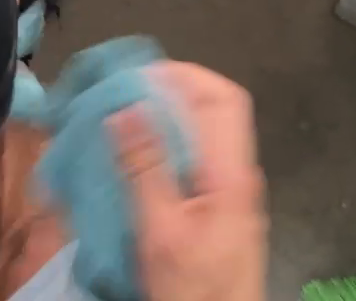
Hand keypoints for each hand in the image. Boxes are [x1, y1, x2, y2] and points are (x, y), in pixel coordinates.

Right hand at [110, 63, 267, 300]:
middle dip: (166, 91)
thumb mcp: (161, 232)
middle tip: (122, 96)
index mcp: (231, 172)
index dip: (185, 75)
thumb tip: (127, 104)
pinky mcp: (215, 207)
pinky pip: (192, 155)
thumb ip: (145, 166)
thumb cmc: (191, 292)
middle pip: (211, 108)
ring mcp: (228, 190)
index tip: (140, 78)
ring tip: (120, 119)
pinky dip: (162, 142)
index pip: (223, 98)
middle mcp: (236, 172)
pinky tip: (133, 155)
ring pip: (200, 130)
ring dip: (161, 116)